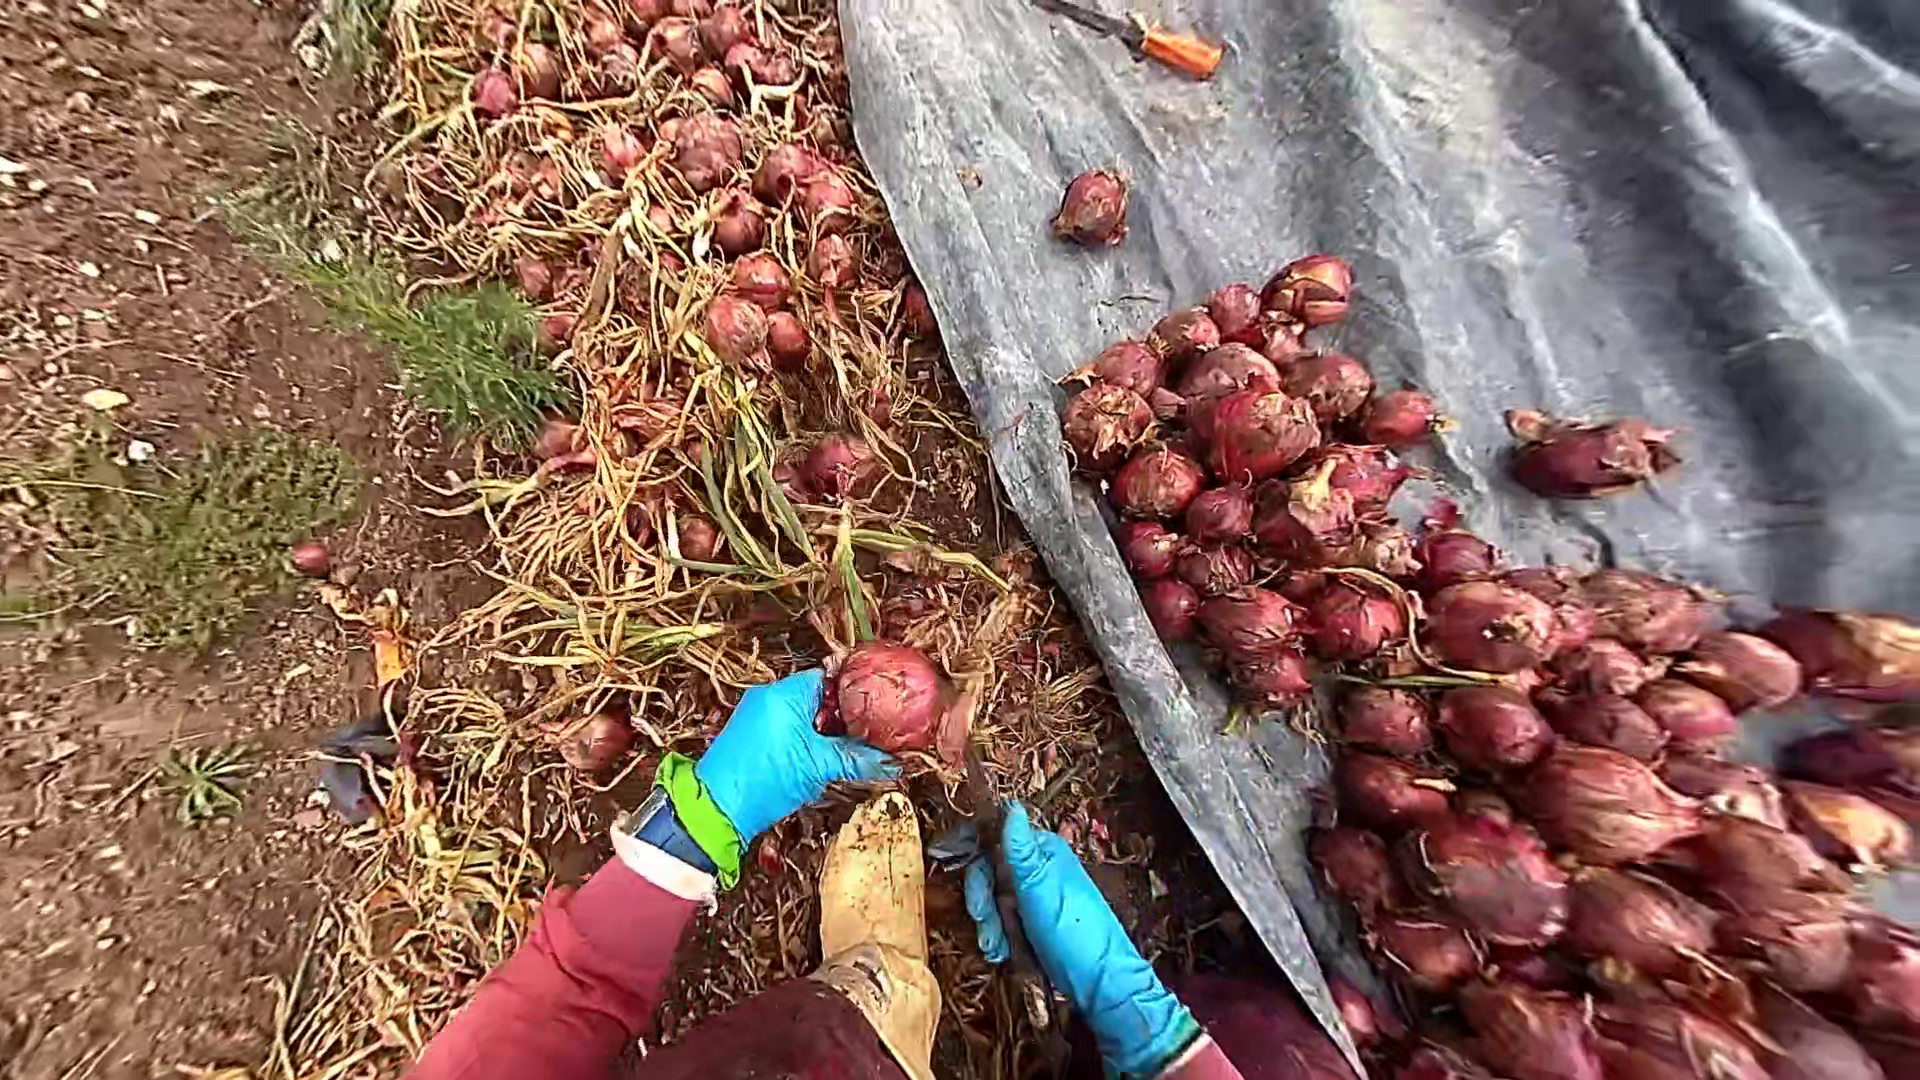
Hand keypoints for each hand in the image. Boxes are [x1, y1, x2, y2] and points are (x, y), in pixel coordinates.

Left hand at [696, 669, 898, 843]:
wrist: (715, 811)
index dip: (853, 690)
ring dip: (824, 728)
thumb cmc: (763, 779)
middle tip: (865, 729)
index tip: (873, 705)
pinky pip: (788, 725)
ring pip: (803, 712)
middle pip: (818, 695)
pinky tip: (820, 756)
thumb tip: (893, 763)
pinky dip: (806, 736)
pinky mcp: (751, 734)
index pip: (829, 676)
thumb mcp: (819, 766)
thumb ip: (859, 759)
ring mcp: (758, 714)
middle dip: (841, 713)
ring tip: (847, 745)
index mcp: (786, 692)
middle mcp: (770, 696)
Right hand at [964, 803, 1199, 1077]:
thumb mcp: (1039, 885)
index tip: (941, 853)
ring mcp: (1036, 898)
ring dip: (989, 922)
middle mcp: (1037, 869)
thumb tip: (1010, 804)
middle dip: (981, 895)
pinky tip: (1004, 953)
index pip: (996, 833)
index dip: (969, 842)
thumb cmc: (1073, 931)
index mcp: (1041, 850)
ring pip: (994, 900)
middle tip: (981, 918)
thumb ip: (1019, 846)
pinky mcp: (1035, 926)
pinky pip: (1005, 923)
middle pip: (990, 869)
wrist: (1102, 987)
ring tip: (997, 946)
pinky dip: (1000, 937)